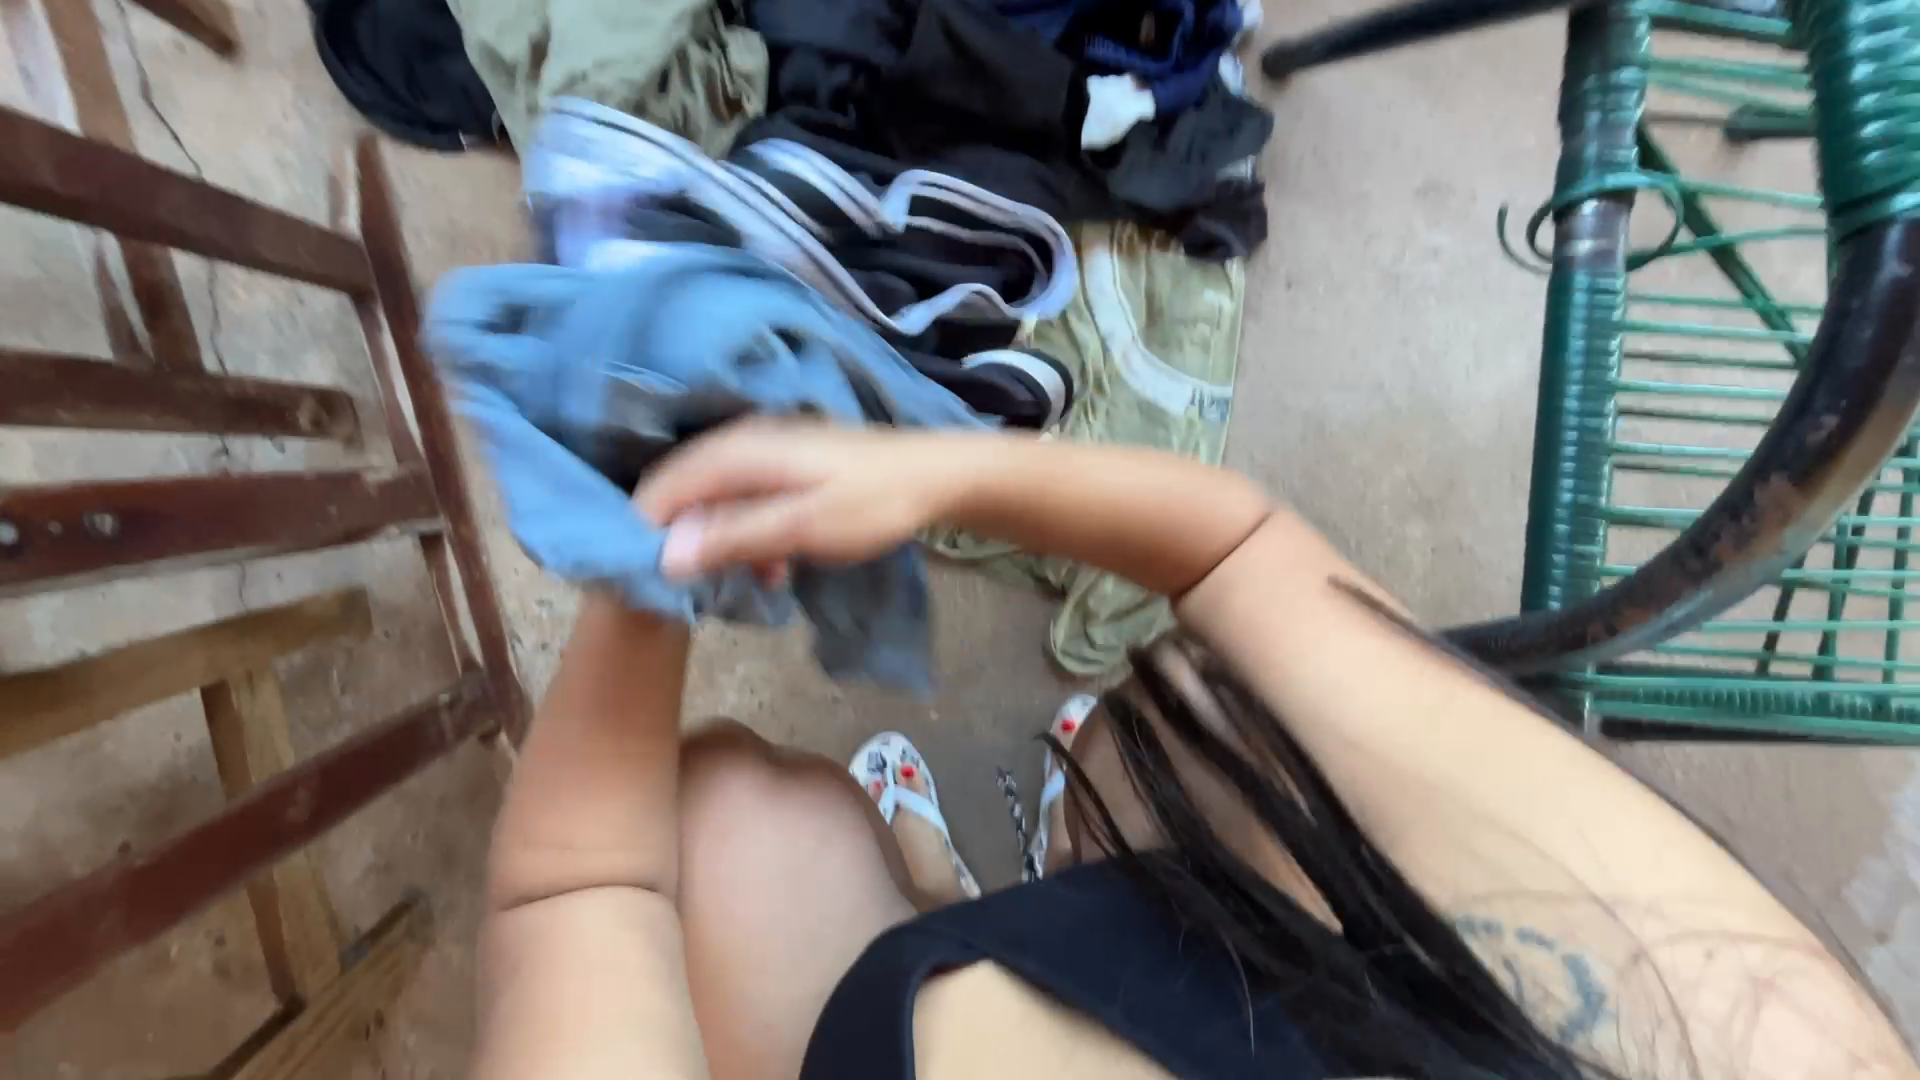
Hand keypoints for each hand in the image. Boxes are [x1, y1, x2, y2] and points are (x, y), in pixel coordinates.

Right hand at [635, 419, 980, 579]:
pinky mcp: (788, 470)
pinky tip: (778, 568)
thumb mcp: (804, 526)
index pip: (663, 488)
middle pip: (686, 495)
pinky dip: (754, 538)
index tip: (649, 580)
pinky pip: (750, 505)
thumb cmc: (873, 502)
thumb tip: (665, 555)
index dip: (646, 533)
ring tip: (758, 581)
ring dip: (728, 546)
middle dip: (687, 544)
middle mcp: (743, 444)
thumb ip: (736, 536)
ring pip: (719, 504)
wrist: (936, 477)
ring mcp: (766, 455)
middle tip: (702, 589)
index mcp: (739, 452)